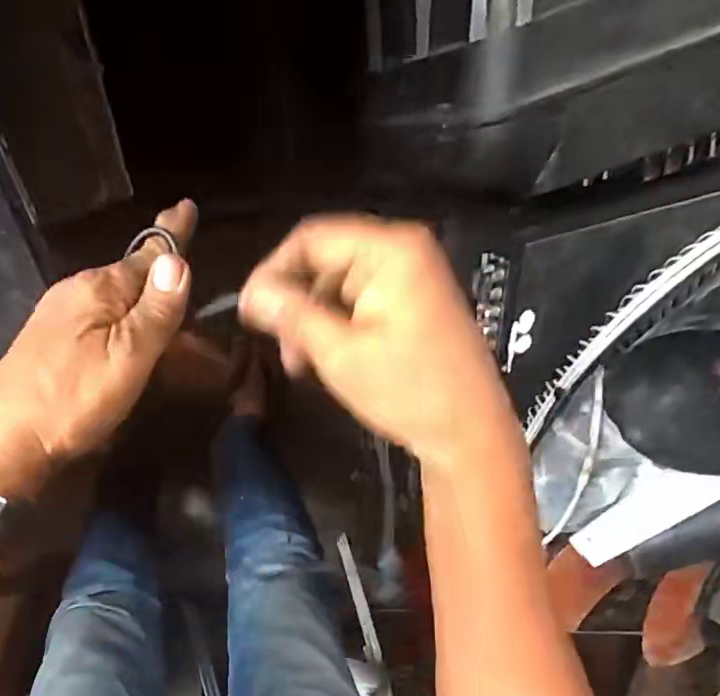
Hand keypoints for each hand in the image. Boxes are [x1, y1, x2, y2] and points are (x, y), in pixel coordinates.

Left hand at [0, 200, 195, 494]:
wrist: (7, 441)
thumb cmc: (74, 399)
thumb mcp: (126, 358)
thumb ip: (154, 313)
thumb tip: (178, 261)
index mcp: (97, 289)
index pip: (146, 255)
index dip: (172, 235)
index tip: (187, 206)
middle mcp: (74, 292)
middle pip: (128, 276)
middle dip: (158, 275)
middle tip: (191, 280)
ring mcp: (57, 317)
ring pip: (111, 299)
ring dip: (139, 300)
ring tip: (166, 310)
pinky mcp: (48, 342)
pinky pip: (97, 318)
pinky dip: (120, 320)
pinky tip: (126, 336)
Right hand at [238, 215, 518, 470]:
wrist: (470, 434)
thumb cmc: (408, 392)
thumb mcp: (340, 355)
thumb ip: (292, 316)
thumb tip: (251, 294)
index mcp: (390, 250)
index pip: (311, 238)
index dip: (273, 272)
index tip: (249, 313)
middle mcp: (406, 251)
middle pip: (328, 261)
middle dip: (298, 303)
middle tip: (283, 351)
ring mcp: (417, 278)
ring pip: (343, 286)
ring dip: (316, 321)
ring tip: (305, 365)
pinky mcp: (420, 304)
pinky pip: (366, 302)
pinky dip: (342, 328)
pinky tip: (331, 360)